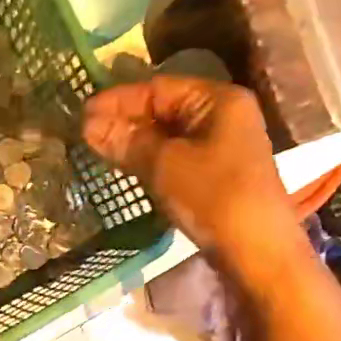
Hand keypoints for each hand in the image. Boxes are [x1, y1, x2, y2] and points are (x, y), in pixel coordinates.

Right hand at [83, 77, 299, 260]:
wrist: (258, 252)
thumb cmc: (214, 197)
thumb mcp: (165, 165)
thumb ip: (127, 141)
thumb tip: (89, 125)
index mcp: (218, 100)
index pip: (159, 88)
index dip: (118, 100)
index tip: (82, 113)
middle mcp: (224, 117)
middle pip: (165, 110)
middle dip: (125, 121)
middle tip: (86, 134)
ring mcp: (223, 148)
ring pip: (170, 136)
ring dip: (135, 143)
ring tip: (99, 151)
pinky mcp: (218, 177)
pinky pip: (178, 159)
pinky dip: (151, 161)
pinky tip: (128, 170)